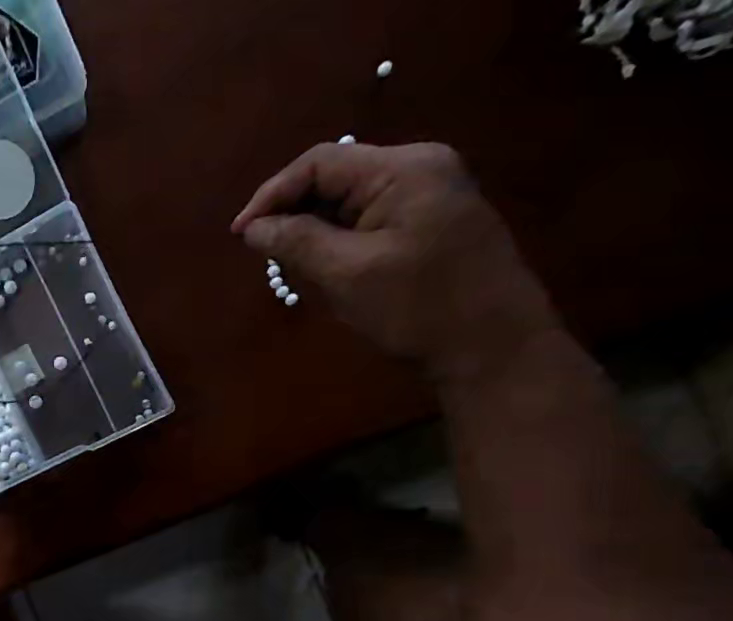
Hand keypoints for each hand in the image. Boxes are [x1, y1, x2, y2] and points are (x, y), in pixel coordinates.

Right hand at [231, 142, 563, 380]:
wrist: (493, 345)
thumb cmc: (419, 307)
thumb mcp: (348, 274)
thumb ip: (297, 242)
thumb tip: (253, 228)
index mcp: (402, 169)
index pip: (319, 163)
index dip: (271, 195)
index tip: (239, 235)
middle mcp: (418, 168)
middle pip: (334, 177)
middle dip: (291, 212)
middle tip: (259, 253)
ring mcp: (428, 194)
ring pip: (348, 200)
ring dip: (312, 228)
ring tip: (286, 264)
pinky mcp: (428, 222)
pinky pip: (368, 219)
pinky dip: (337, 238)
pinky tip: (322, 267)